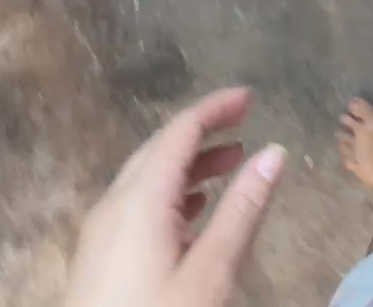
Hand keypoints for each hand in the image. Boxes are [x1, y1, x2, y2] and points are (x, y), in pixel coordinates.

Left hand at [65, 88, 285, 306]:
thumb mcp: (212, 273)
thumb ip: (243, 207)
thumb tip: (275, 150)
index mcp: (139, 200)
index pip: (180, 131)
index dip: (216, 108)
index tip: (253, 98)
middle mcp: (113, 206)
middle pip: (160, 147)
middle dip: (204, 129)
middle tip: (247, 120)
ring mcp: (100, 236)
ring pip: (148, 177)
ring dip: (191, 161)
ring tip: (233, 163)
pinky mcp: (98, 262)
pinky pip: (138, 204)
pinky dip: (173, 190)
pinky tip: (196, 211)